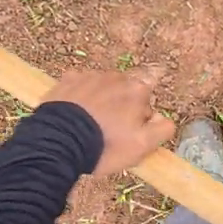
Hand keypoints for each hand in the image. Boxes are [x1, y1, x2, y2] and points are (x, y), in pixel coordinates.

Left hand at [41, 70, 175, 175]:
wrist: (59, 142)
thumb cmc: (105, 146)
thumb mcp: (142, 146)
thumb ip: (162, 129)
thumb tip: (163, 118)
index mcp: (138, 90)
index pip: (148, 96)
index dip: (142, 114)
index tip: (132, 128)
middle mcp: (117, 77)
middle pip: (126, 90)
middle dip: (122, 106)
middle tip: (111, 130)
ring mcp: (91, 76)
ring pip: (103, 87)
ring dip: (101, 101)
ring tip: (90, 125)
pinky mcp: (68, 80)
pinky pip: (80, 86)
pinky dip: (80, 97)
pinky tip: (75, 116)